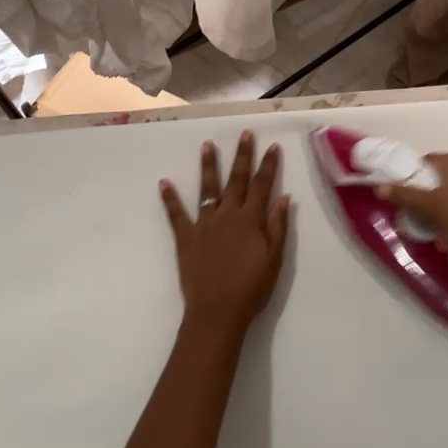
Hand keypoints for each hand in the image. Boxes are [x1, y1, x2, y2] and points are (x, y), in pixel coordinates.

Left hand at [160, 131, 290, 337]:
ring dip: (208, 166)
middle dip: (242, 155)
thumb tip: (283, 197)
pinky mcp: (186, 237)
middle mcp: (228, 215)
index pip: (262, 185)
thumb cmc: (251, 288)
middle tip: (245, 134)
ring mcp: (204, 224)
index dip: (268, 165)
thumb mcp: (274, 259)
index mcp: (251, 220)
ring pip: (208, 188)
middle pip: (237, 179)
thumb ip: (278, 227)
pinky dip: (170, 198)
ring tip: (207, 145)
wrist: (217, 312)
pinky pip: (176, 214)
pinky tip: (164, 182)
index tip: (272, 146)